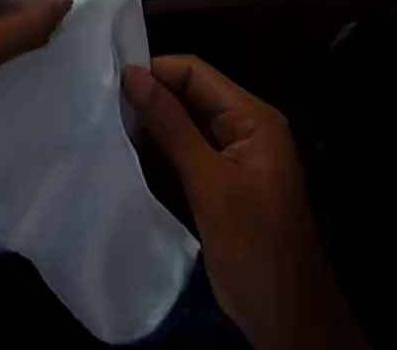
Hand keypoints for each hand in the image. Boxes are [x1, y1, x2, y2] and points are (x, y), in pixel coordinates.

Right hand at [124, 56, 364, 349]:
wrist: (291, 326)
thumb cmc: (256, 249)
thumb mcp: (210, 184)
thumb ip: (171, 125)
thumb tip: (131, 74)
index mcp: (252, 117)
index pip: (194, 72)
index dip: (154, 71)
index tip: (111, 84)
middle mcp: (244, 126)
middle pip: (188, 92)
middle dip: (149, 96)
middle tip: (105, 106)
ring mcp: (232, 153)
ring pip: (183, 119)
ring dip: (151, 122)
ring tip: (109, 124)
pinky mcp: (220, 178)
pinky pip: (185, 147)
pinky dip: (159, 146)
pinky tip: (129, 150)